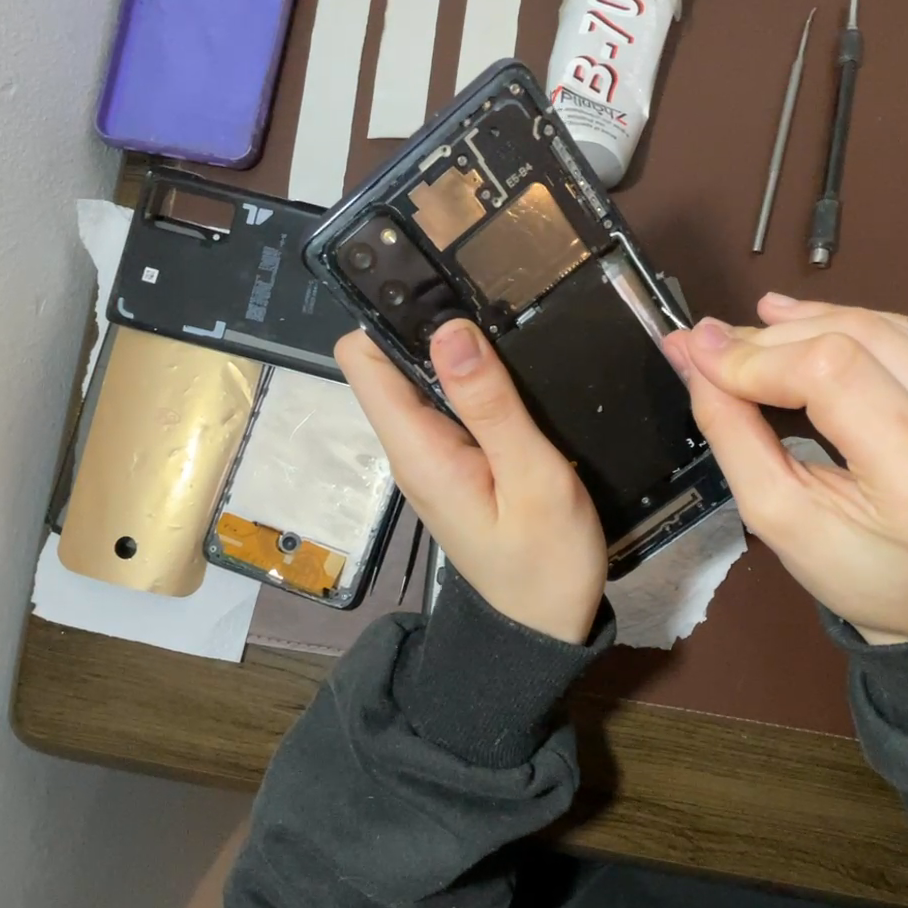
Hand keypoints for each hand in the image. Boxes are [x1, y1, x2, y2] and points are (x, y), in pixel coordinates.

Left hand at [336, 320, 607, 643]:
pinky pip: (449, 407)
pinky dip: (472, 381)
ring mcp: (433, 458)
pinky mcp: (456, 465)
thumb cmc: (545, 562)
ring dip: (454, 350)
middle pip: (391, 364)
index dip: (385, 313)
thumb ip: (491, 405)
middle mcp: (412, 448)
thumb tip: (449, 330)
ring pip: (423, 382)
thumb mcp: (533, 479)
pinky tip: (508, 370)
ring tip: (502, 321)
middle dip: (426, 323)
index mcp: (418, 449)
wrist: (543, 627)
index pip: (362, 360)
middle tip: (484, 291)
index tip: (431, 280)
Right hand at [662, 296, 907, 644]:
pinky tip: (819, 334)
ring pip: (891, 326)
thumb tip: (695, 346)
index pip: (835, 374)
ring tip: (760, 334)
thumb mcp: (776, 515)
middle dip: (777, 338)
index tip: (701, 352)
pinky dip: (860, 331)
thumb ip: (732, 429)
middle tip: (722, 344)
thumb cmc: (855, 570)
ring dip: (814, 325)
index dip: (759, 355)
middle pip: (863, 338)